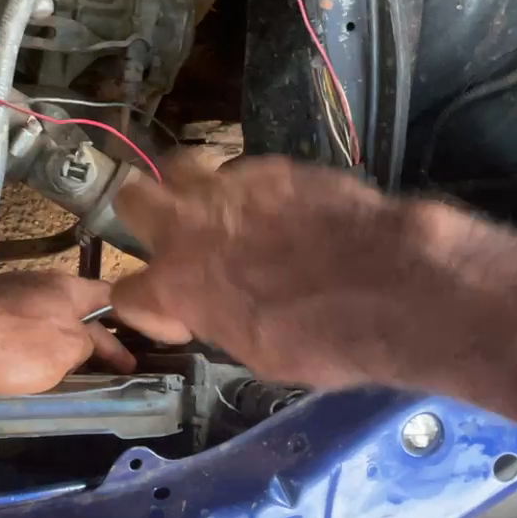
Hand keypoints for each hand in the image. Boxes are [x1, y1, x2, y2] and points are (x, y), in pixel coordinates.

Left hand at [0, 272, 134, 394]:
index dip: (127, 324)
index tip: (135, 352)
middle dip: (90, 329)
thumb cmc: (13, 344)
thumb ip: (85, 346)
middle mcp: (40, 282)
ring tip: (63, 360)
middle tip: (102, 356)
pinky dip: (27, 339)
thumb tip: (84, 344)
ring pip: (44, 314)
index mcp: (69, 288)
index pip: (110, 298)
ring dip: (57, 334)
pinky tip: (20, 355)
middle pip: (76, 305)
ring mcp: (6, 291)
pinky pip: (15, 323)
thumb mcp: (65, 352)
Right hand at [110, 155, 484, 389]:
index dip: (150, 308)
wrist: (389, 282)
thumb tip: (219, 308)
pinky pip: (245, 171)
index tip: (181, 316)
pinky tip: (286, 211)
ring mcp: (231, 186)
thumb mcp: (256, 352)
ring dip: (195, 191)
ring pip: (183, 167)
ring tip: (227, 214)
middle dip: (146, 215)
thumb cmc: (322, 339)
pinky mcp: (274, 165)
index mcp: (176, 283)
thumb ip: (219, 318)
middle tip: (179, 238)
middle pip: (132, 197)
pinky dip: (254, 191)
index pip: (127, 291)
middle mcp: (190, 225)